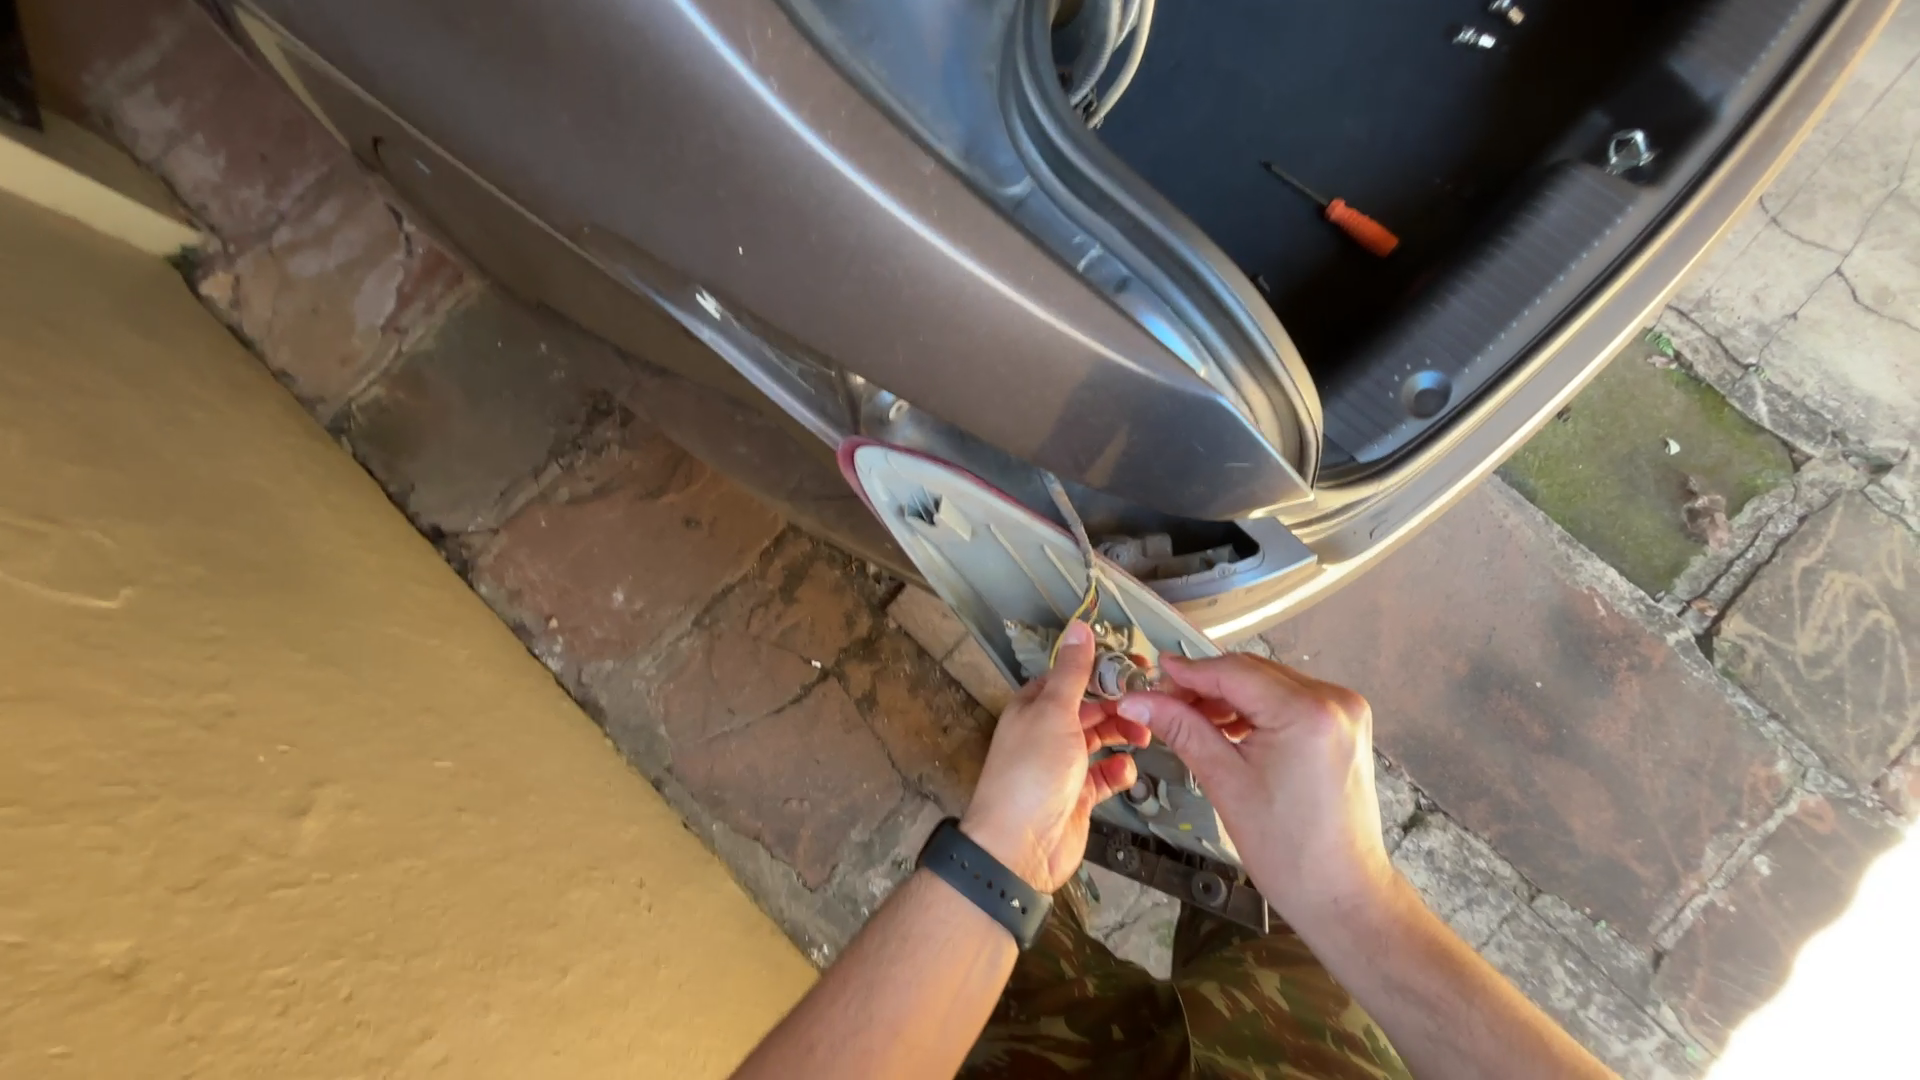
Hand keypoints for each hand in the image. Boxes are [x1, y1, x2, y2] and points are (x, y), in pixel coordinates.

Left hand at [960, 621, 1150, 892]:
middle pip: (1089, 708)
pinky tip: (1127, 771)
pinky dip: (1117, 772)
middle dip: (1119, 705)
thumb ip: (1072, 673)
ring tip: (1145, 736)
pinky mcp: (1077, 796)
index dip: (1103, 669)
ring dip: (1122, 735)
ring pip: (1099, 740)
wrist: (1019, 846)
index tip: (1139, 666)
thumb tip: (1079, 626)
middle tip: (1152, 704)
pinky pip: (1103, 776)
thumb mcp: (1054, 712)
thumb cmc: (1033, 772)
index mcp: (1034, 706)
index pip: (1071, 677)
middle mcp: (1046, 731)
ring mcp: (1062, 765)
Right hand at [1116, 653, 1395, 929]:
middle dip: (1204, 685)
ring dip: (1226, 696)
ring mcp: (1343, 711)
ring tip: (1189, 719)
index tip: (1153, 676)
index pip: (1233, 672)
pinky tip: (1225, 728)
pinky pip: (1286, 700)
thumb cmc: (1287, 848)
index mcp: (1307, 712)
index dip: (1188, 672)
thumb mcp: (1224, 780)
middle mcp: (1333, 701)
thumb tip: (1137, 700)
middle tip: (1163, 703)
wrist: (1341, 893)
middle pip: (1251, 673)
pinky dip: (1253, 709)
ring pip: (1267, 684)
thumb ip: (1180, 728)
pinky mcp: (1342, 725)